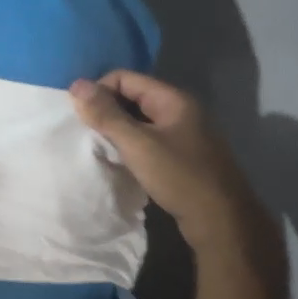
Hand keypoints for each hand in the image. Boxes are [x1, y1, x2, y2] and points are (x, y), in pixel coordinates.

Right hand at [70, 70, 276, 260]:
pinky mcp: (181, 153)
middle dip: (106, 109)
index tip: (85, 117)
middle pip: (131, 95)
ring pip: (137, 118)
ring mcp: (183, 132)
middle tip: (90, 132)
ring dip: (116, 127)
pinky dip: (129, 142)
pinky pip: (147, 136)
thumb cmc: (179, 177)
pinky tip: (121, 158)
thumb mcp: (137, 144)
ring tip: (102, 146)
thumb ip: (105, 114)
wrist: (221, 221)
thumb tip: (76, 84)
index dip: (100, 92)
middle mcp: (180, 110)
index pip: (124, 78)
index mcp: (173, 100)